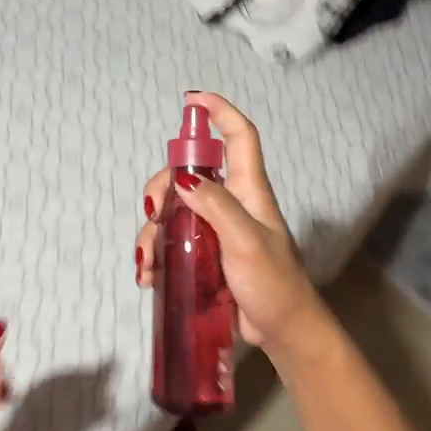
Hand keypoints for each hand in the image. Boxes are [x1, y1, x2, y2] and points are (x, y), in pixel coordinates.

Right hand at [135, 92, 326, 355]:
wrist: (283, 332)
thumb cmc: (274, 283)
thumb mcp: (246, 242)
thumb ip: (217, 207)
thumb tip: (182, 176)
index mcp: (248, 191)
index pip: (238, 138)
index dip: (219, 112)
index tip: (192, 99)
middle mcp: (229, 203)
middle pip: (188, 174)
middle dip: (163, 186)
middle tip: (153, 210)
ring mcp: (214, 230)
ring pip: (172, 211)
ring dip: (152, 231)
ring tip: (147, 263)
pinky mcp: (203, 256)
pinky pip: (170, 243)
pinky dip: (154, 256)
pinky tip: (148, 276)